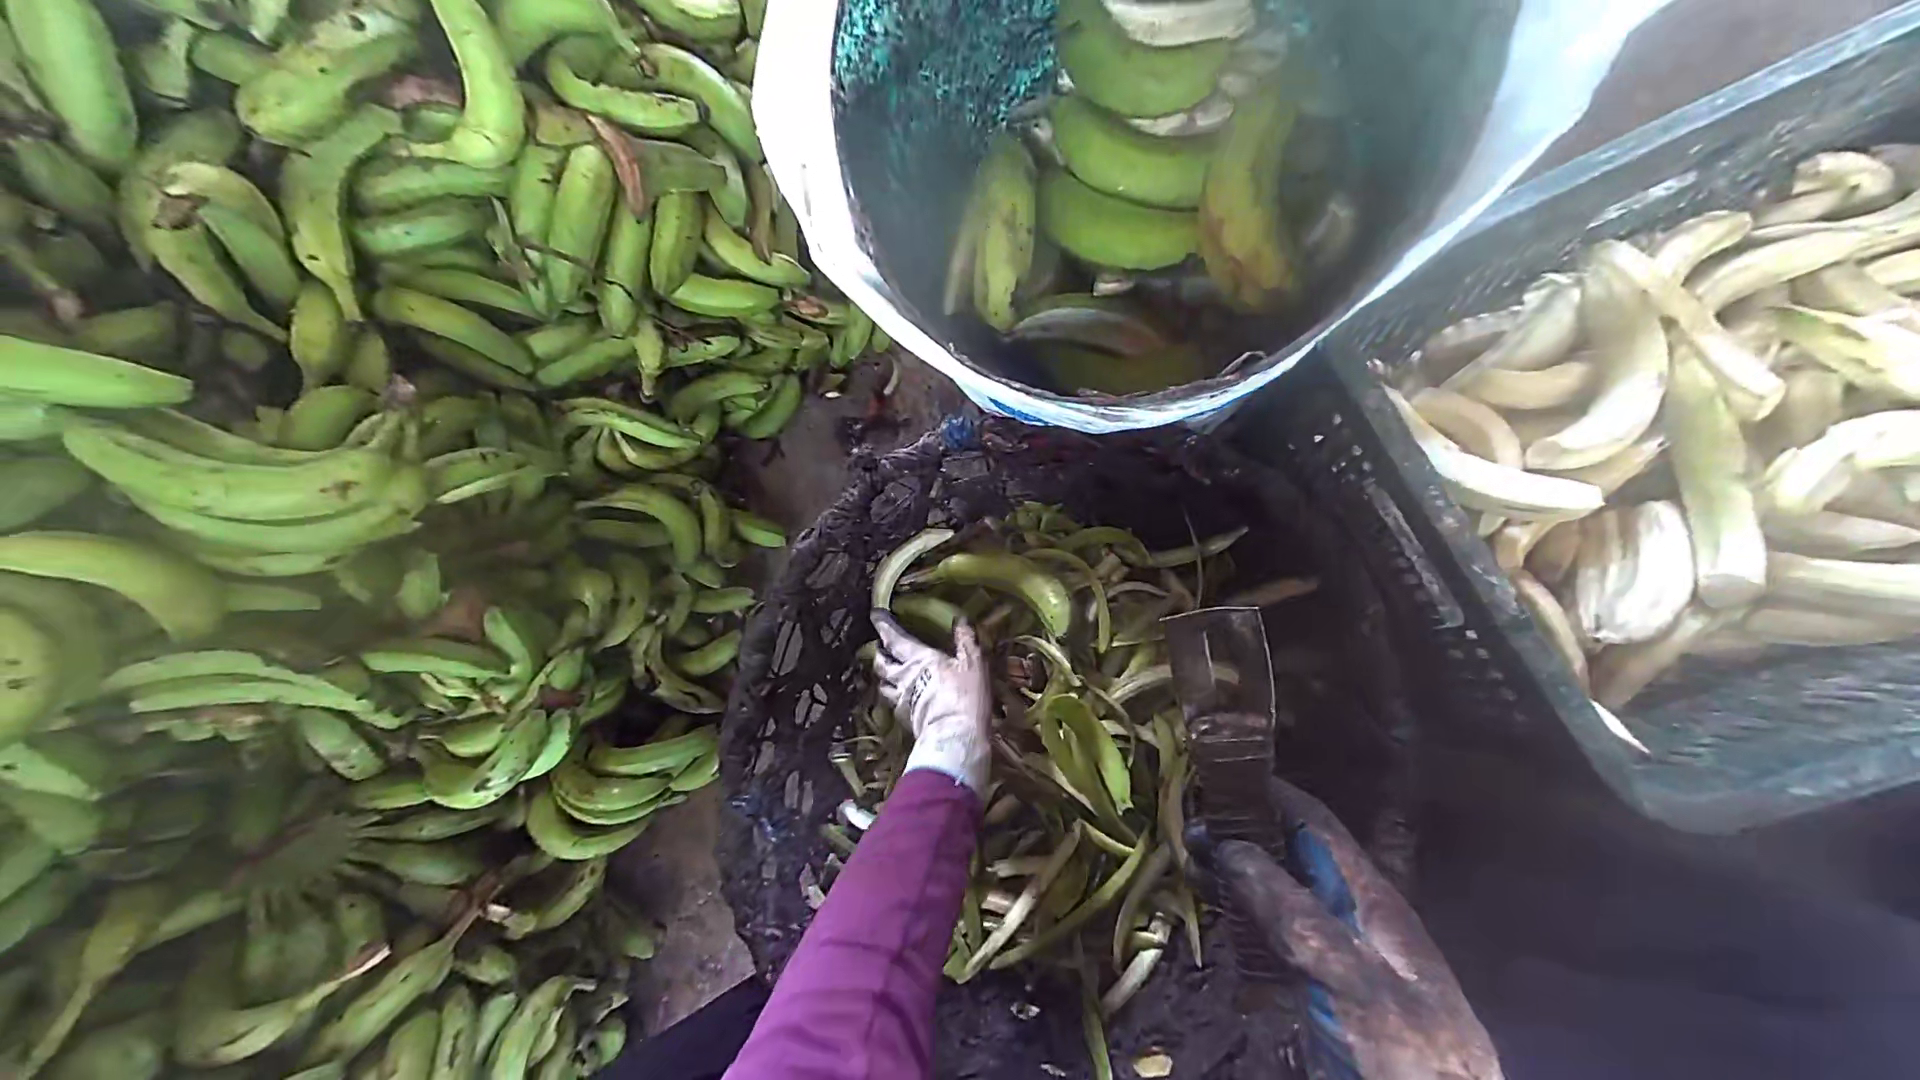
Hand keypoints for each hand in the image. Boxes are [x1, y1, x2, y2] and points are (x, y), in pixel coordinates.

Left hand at [869, 610, 992, 795]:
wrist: (954, 738)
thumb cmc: (963, 697)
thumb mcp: (972, 664)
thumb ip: (965, 641)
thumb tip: (960, 620)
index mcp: (918, 659)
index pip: (895, 639)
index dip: (884, 626)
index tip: (875, 615)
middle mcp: (903, 678)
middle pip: (882, 663)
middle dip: (879, 653)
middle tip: (879, 647)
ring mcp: (902, 701)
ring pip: (884, 685)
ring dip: (883, 677)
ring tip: (887, 674)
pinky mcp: (905, 721)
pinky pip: (894, 705)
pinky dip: (894, 698)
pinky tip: (901, 700)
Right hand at [1204, 778, 1501, 1079]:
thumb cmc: (1409, 1055)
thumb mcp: (1354, 980)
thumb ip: (1293, 913)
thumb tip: (1228, 846)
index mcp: (1366, 894)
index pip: (1312, 821)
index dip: (1267, 792)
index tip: (1214, 778)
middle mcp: (1345, 910)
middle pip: (1284, 851)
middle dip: (1237, 832)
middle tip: (1185, 828)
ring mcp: (1328, 949)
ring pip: (1269, 889)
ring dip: (1229, 871)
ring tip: (1186, 863)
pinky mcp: (1311, 985)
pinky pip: (1264, 932)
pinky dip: (1233, 913)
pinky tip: (1208, 911)